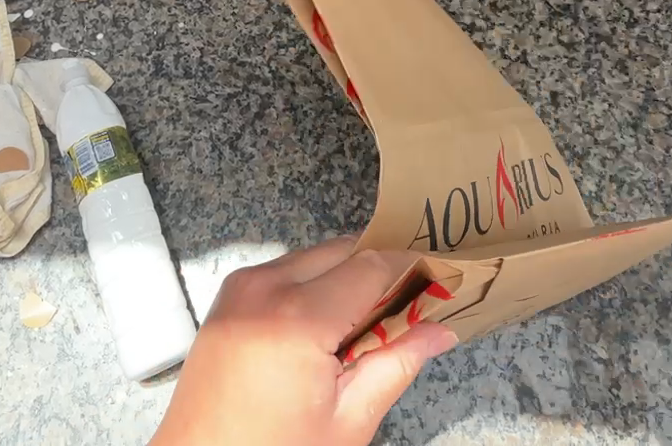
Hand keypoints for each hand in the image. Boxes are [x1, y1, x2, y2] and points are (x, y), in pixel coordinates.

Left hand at [151, 237, 456, 445]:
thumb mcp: (347, 421)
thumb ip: (395, 365)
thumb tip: (440, 331)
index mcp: (297, 317)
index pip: (369, 266)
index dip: (408, 267)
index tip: (438, 278)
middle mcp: (265, 284)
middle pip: (341, 251)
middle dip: (378, 270)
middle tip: (409, 305)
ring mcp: (242, 283)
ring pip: (313, 256)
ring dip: (345, 274)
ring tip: (367, 323)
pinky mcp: (230, 291)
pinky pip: (284, 269)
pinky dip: (313, 282)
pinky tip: (327, 323)